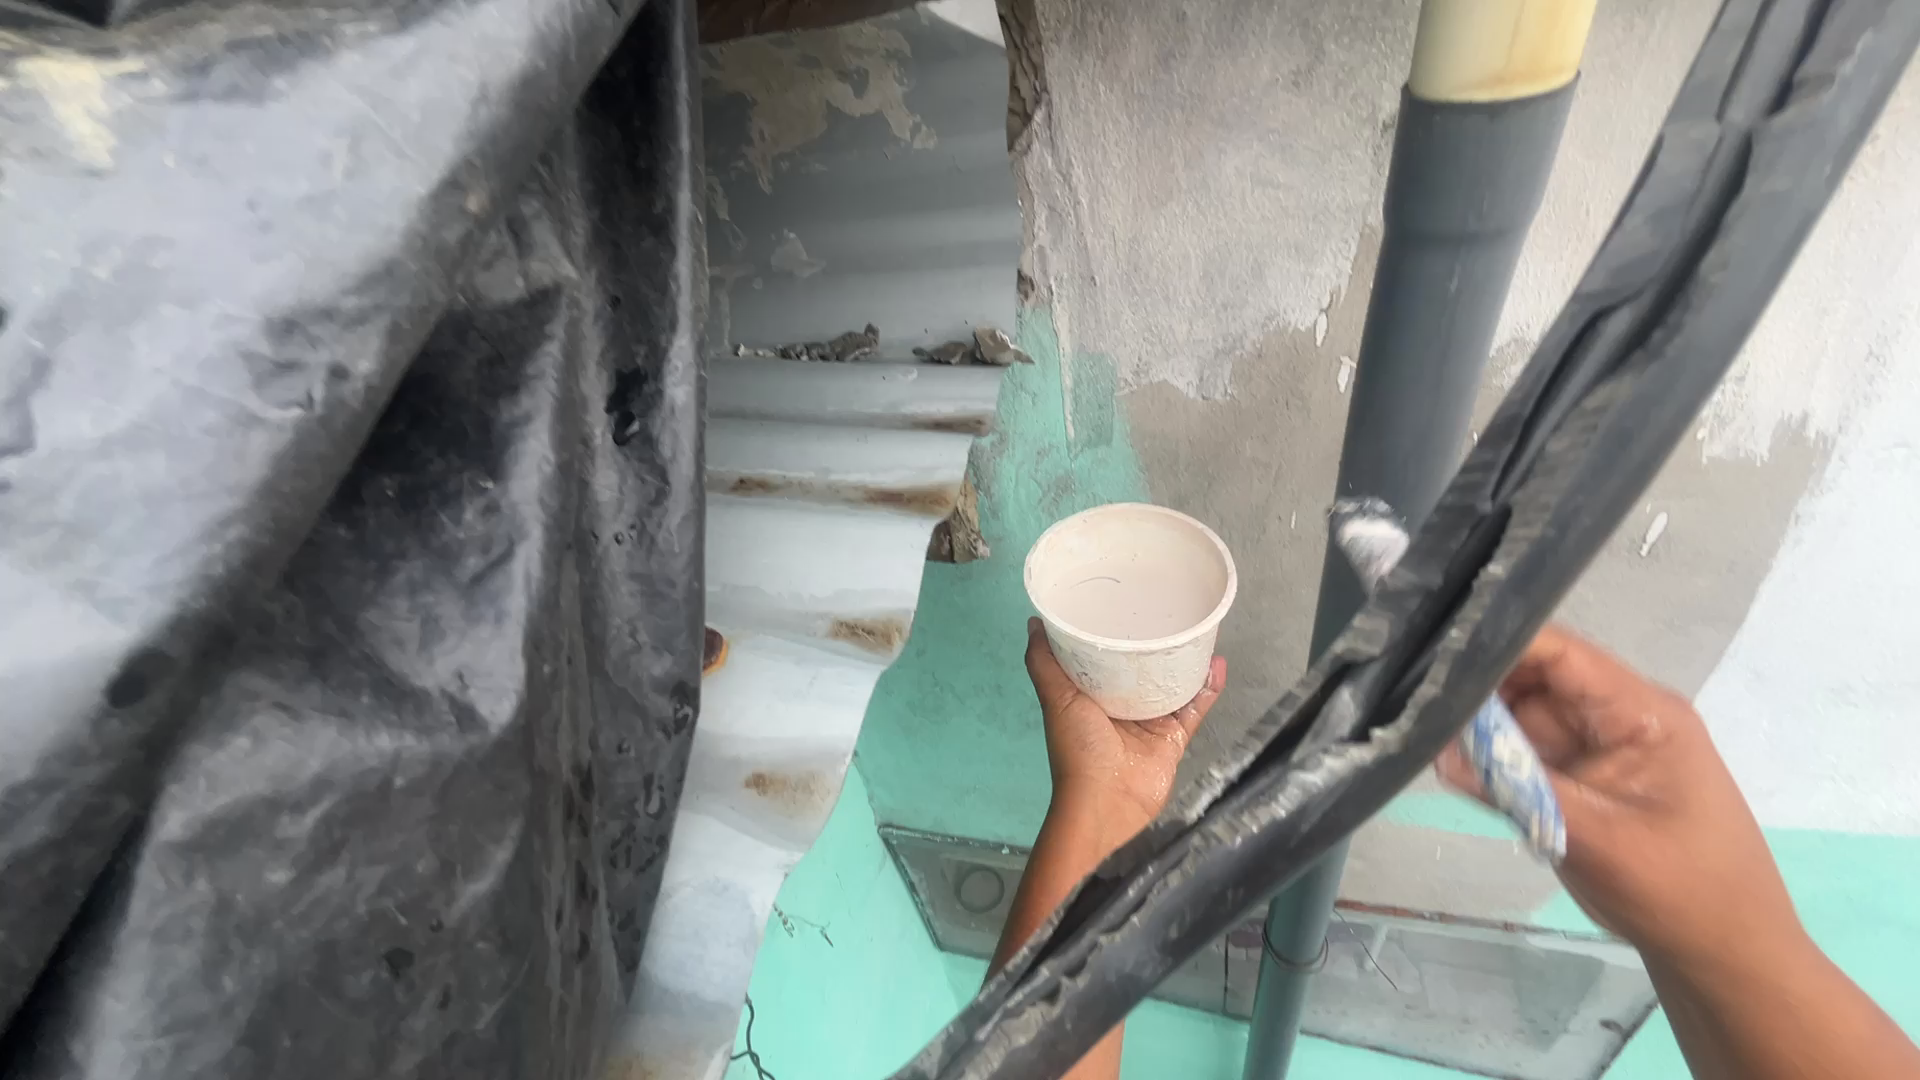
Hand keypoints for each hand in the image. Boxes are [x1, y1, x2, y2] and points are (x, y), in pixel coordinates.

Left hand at [1024, 617, 1225, 833]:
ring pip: (1171, 683)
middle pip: (1140, 667)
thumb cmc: (1077, 747)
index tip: (1119, 601)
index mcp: (1089, 694)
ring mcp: (1149, 721)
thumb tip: (1034, 622)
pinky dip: (1207, 687)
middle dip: (1152, 642)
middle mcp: (1119, 705)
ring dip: (1184, 660)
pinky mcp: (1174, 737)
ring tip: (1196, 629)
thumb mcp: (1055, 698)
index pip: (1101, 655)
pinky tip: (1216, 663)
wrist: (1107, 801)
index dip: (1109, 631)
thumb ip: (1043, 662)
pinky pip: (1194, 707)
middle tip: (1166, 609)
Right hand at [1436, 625, 1799, 967]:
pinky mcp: (1571, 766)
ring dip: (1472, 719)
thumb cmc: (1682, 892)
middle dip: (1473, 683)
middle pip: (1527, 673)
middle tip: (1412, 698)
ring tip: (1417, 726)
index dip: (1495, 642)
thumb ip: (1517, 788)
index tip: (1432, 653)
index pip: (1558, 652)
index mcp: (1639, 713)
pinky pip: (1515, 742)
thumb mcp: (1596, 838)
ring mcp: (1590, 739)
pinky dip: (1483, 749)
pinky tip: (1445, 755)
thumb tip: (1438, 753)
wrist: (1723, 954)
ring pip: (1513, 707)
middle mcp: (1612, 712)